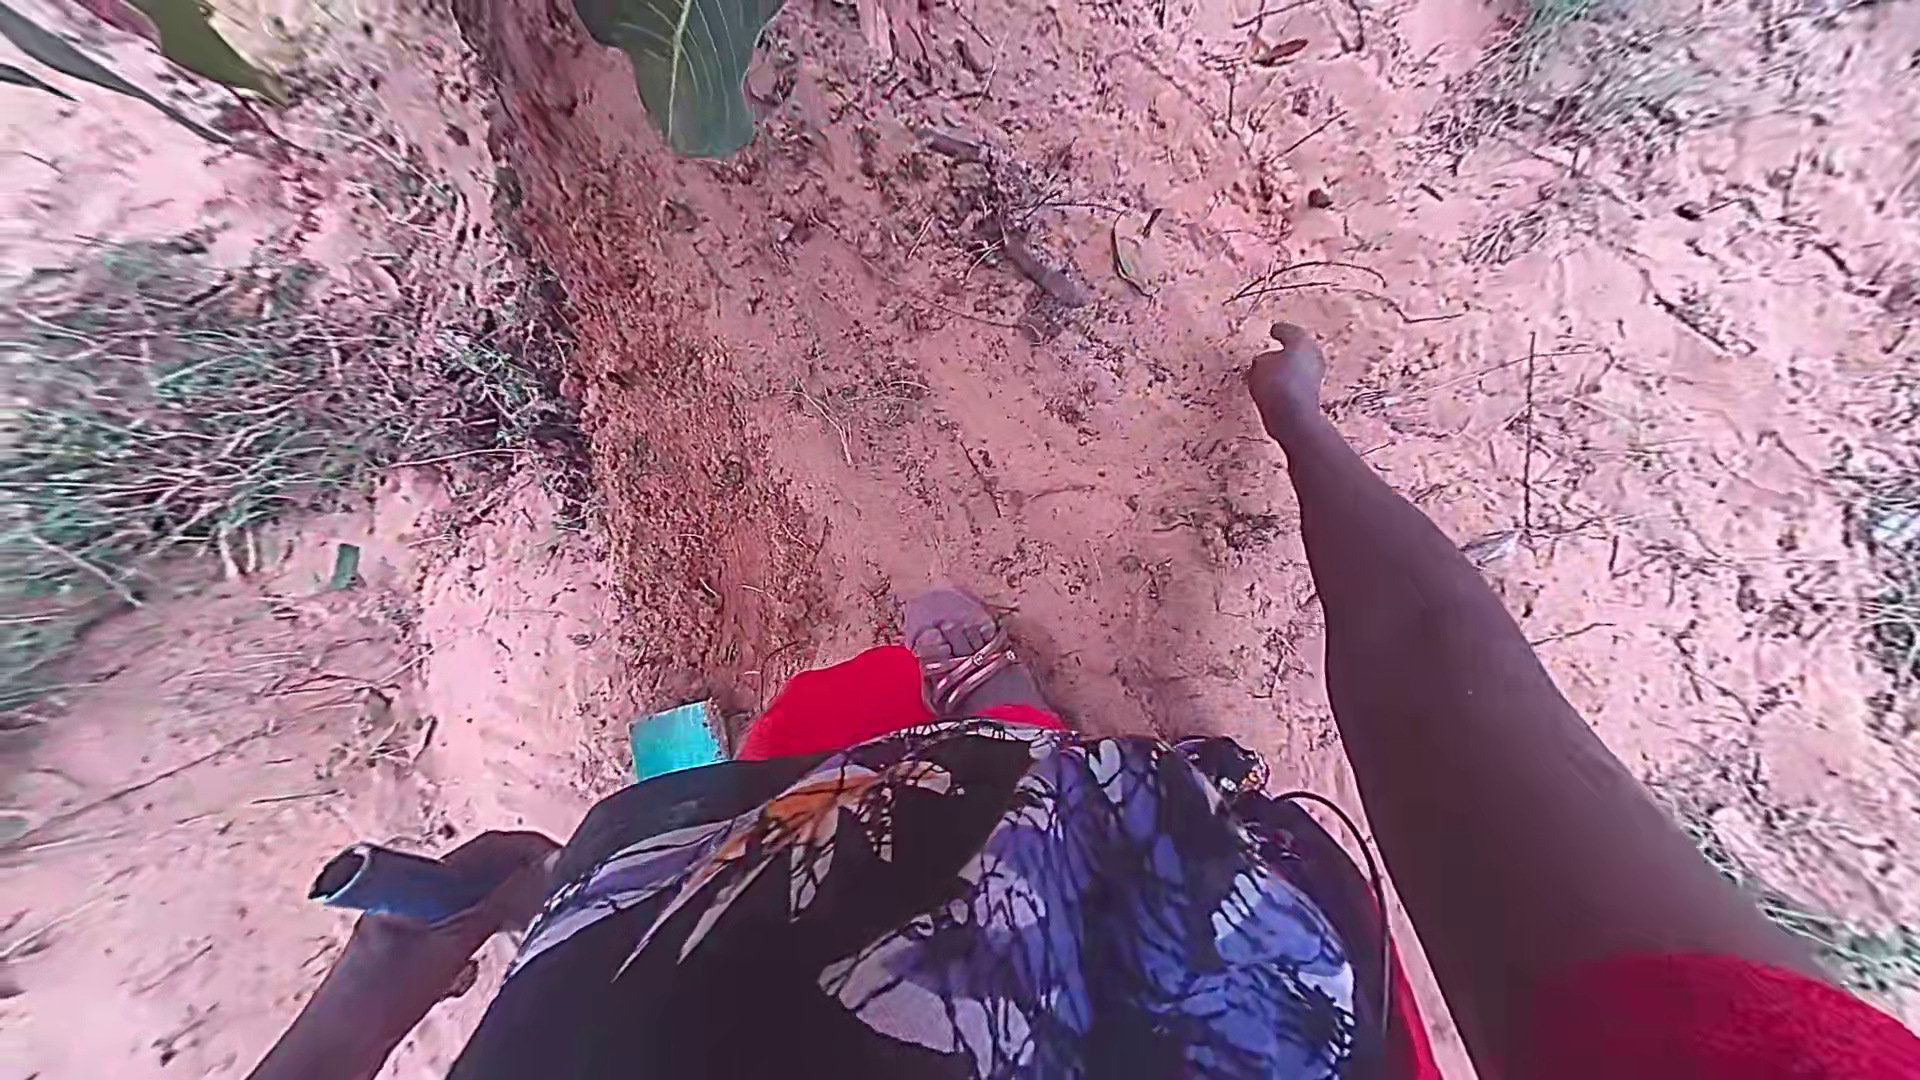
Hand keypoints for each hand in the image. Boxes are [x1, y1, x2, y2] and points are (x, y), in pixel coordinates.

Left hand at [248, 831, 559, 1079]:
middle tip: (550, 887)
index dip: (526, 848)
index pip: (485, 847)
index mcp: (414, 883)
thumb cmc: (373, 1002)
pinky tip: (473, 966)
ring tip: (517, 926)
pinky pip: (461, 931)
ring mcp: (410, 925)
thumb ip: (501, 902)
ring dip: (498, 914)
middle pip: (481, 872)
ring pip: (474, 903)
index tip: (557, 857)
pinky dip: (477, 941)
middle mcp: (411, 897)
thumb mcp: (452, 943)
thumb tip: (545, 868)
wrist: (331, 1060)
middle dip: (516, 880)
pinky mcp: (412, 954)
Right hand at [1246, 321, 1327, 438]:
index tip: (1274, 330)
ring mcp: (1314, 376)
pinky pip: (1295, 382)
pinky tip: (1273, 389)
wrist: (1291, 415)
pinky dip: (1285, 383)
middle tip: (1269, 354)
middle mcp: (1313, 356)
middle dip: (1285, 352)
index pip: (1290, 332)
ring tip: (1267, 374)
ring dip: (1285, 369)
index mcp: (1302, 343)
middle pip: (1298, 349)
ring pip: (1297, 366)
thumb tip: (1264, 362)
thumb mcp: (1259, 366)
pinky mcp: (1310, 394)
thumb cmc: (1276, 383)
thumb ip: (1262, 360)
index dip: (1280, 330)